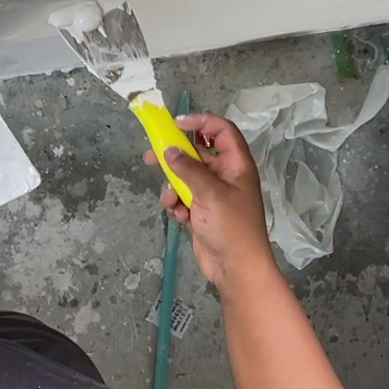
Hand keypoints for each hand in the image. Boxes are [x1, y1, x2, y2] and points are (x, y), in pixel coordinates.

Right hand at [143, 113, 272, 286]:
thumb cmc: (231, 226)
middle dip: (175, 157)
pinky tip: (178, 216)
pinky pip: (183, 199)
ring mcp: (212, 195)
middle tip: (152, 155)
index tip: (176, 123)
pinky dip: (177, 205)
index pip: (221, 131)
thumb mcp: (210, 193)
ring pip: (185, 178)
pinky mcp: (201, 212)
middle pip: (197, 155)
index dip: (201, 122)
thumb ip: (188, 169)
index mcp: (236, 165)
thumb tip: (169, 151)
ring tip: (170, 200)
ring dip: (173, 188)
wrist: (235, 266)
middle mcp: (225, 176)